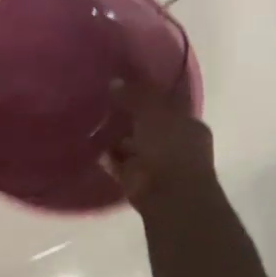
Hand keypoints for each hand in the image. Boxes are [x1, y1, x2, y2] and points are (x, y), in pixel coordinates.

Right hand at [100, 79, 218, 215]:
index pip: (167, 102)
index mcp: (188, 125)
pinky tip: (87, 139)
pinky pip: (115, 159)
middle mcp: (174, 142)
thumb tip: (115, 81)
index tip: (124, 79)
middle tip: (100, 96)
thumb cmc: (169, 149)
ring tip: (87, 116)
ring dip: (113, 133)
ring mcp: (154, 161)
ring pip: (129, 140)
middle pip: (146, 121)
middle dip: (126, 112)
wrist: (168, 197)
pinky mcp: (134, 176)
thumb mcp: (153, 112)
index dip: (147, 91)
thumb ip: (136, 95)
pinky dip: (104, 152)